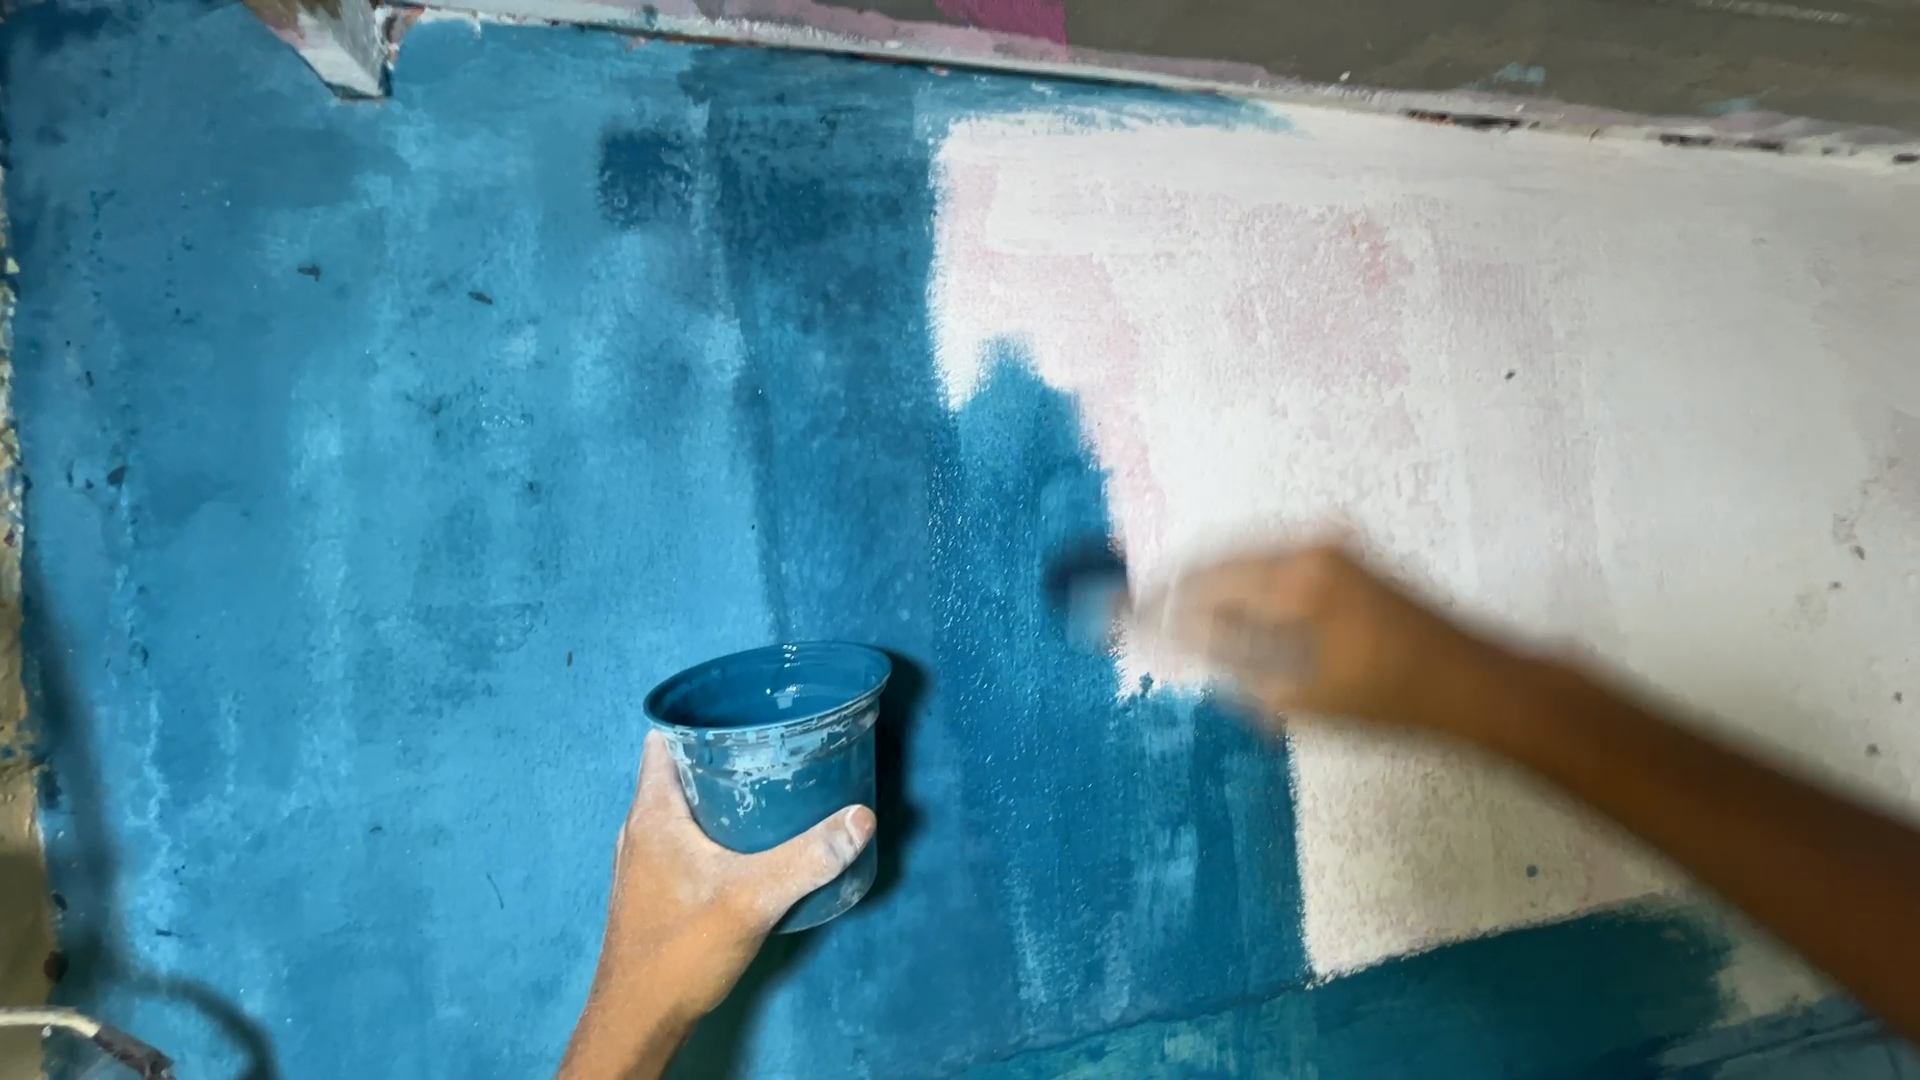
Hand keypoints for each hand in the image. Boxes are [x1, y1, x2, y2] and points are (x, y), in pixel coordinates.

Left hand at [557, 731, 875, 1079]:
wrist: (637, 1024)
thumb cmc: (682, 950)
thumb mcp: (754, 898)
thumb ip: (809, 856)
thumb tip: (862, 817)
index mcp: (653, 812)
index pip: (664, 738)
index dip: (700, 717)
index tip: (747, 711)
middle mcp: (640, 827)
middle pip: (678, 767)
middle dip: (723, 752)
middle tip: (775, 745)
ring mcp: (642, 859)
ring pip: (681, 802)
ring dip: (718, 789)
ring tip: (769, 784)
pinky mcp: (651, 886)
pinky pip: (681, 832)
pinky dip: (711, 821)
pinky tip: (748, 838)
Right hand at [1154, 541, 1500, 732]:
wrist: (1472, 682)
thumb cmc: (1384, 700)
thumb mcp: (1295, 694)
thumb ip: (1229, 658)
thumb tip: (1177, 635)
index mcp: (1294, 581)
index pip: (1204, 585)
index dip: (1160, 601)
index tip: (1125, 615)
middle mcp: (1306, 548)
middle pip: (1219, 562)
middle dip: (1182, 590)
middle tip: (1147, 616)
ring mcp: (1327, 545)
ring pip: (1243, 559)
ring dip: (1213, 588)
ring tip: (1188, 622)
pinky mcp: (1340, 553)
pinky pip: (1270, 562)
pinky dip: (1244, 585)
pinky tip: (1237, 615)